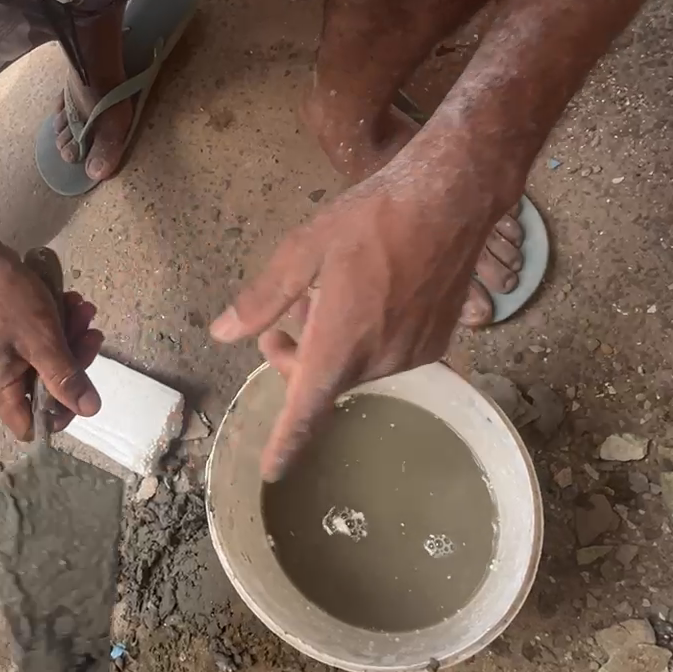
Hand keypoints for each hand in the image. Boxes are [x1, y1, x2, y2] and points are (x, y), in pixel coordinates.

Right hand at [0, 250, 104, 439]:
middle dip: (74, 358)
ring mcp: (5, 357)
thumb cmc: (7, 301)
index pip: (32, 426)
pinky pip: (39, 340)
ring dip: (69, 335)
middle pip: (47, 389)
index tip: (82, 384)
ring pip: (47, 360)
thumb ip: (65, 377)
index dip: (61, 412)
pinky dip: (57, 324)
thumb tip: (90, 410)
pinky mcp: (10, 336)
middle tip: (90, 330)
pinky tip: (70, 301)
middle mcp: (0, 380)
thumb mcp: (42, 340)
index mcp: (1, 390)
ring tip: (83, 308)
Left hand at [210, 159, 513, 480]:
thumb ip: (262, 300)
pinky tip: (363, 300)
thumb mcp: (303, 251)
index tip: (270, 471)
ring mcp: (413, 355)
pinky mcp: (436, 344)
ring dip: (329, 348)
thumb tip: (221, 333)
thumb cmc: (370, 220)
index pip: (306, 411)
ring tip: (326, 297)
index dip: (286, 445)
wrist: (451, 200)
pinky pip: (385, 357)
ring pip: (354, 370)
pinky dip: (363, 342)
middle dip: (294, 360)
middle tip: (281, 323)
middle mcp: (379, 361)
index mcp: (340, 344)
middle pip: (323, 384)